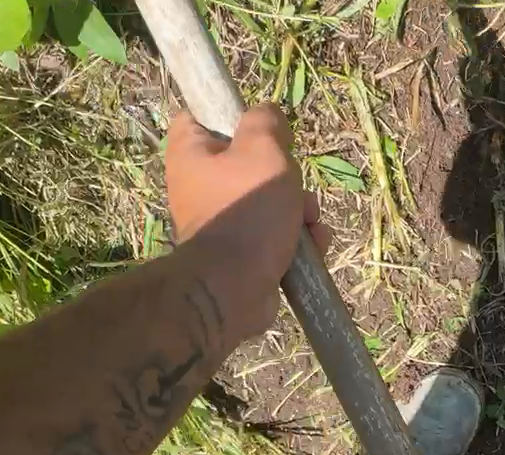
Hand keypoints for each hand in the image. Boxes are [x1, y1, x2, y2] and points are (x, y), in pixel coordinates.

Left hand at [164, 106, 329, 338]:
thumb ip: (267, 123)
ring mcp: (223, 224)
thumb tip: (269, 117)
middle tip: (297, 189)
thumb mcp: (263, 150)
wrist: (235, 288)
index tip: (263, 131)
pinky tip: (313, 248)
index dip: (235, 119)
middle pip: (252, 166)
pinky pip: (276, 238)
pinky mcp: (243, 256)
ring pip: (271, 204)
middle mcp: (200, 187)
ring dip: (300, 213)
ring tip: (311, 226)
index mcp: (191, 152)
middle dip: (288, 178)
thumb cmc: (246, 209)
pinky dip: (297, 242)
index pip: (202, 117)